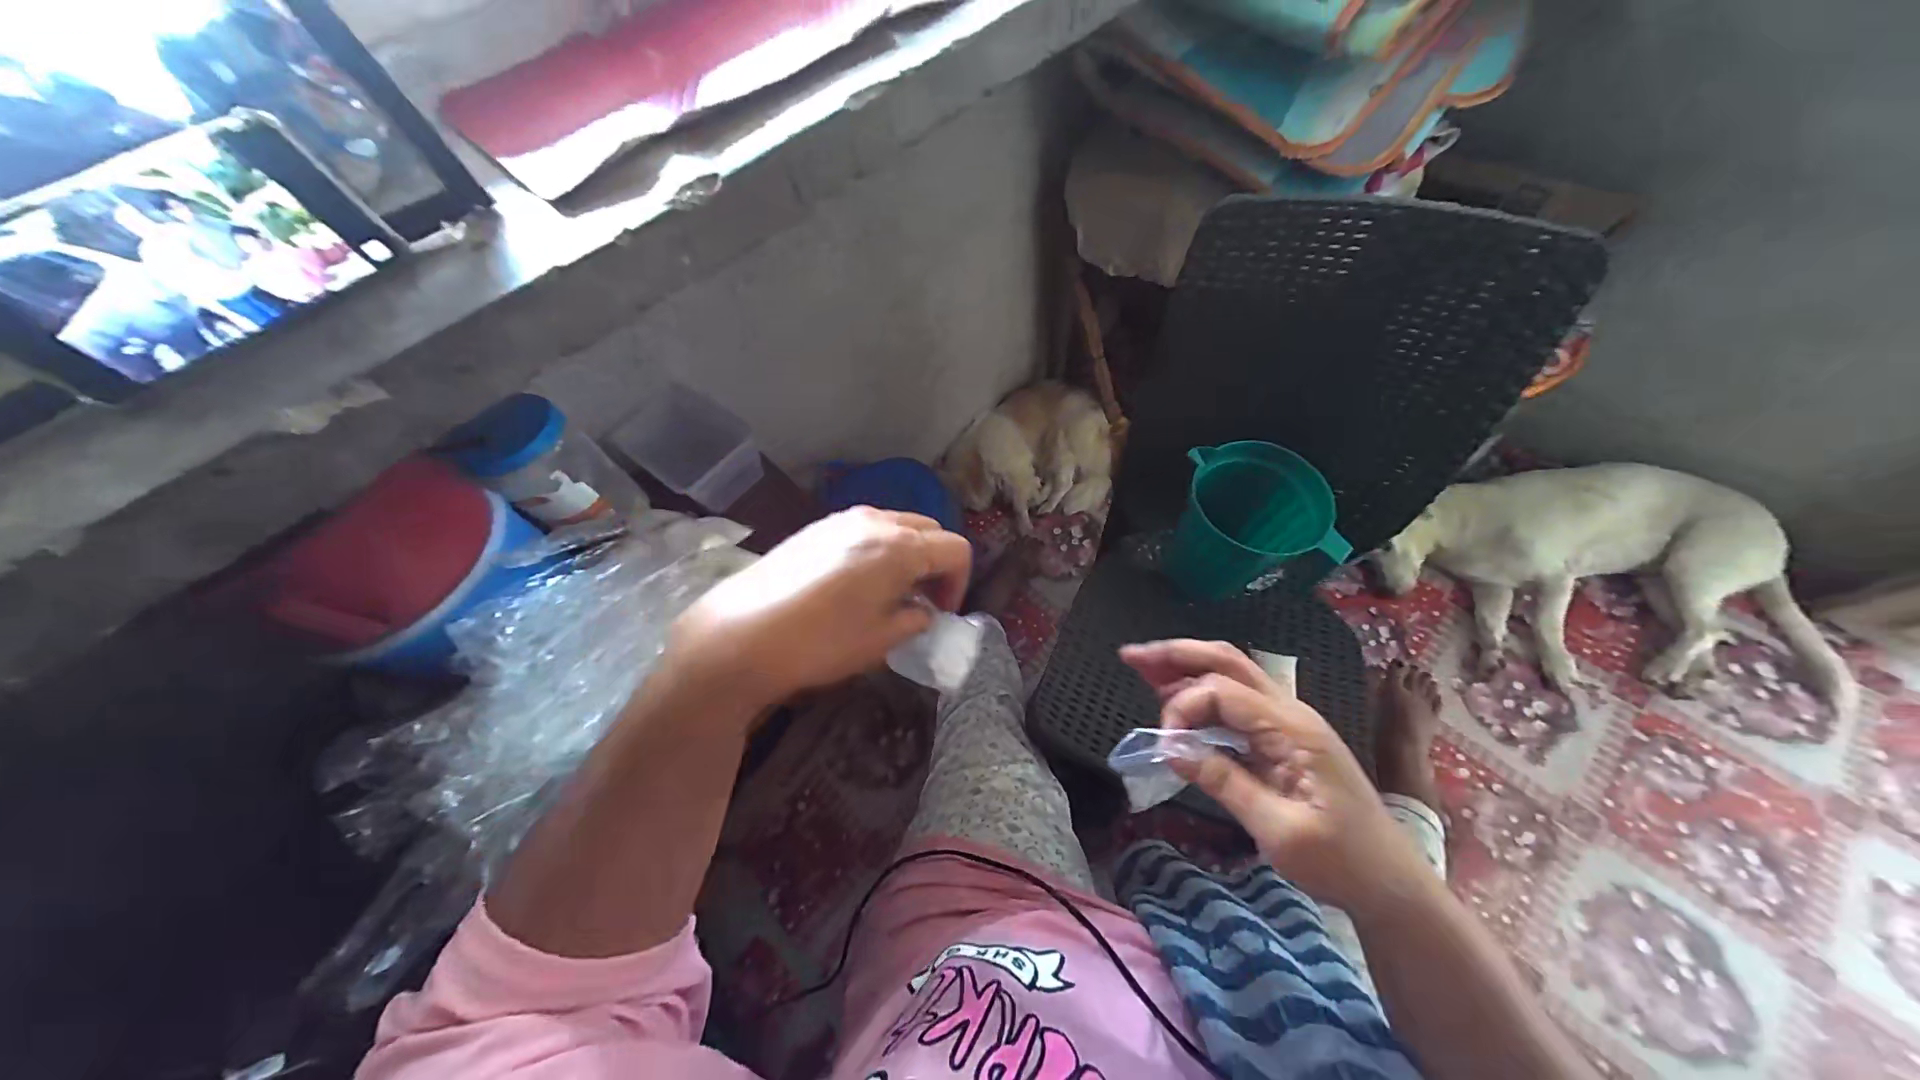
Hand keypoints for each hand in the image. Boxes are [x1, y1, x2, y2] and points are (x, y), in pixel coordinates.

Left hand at [666, 507, 971, 709]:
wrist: (742, 634)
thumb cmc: (821, 642)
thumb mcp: (881, 640)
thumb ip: (915, 619)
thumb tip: (922, 610)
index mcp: (900, 546)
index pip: (955, 549)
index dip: (959, 582)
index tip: (943, 612)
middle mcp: (876, 521)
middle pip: (929, 530)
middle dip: (937, 562)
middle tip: (924, 600)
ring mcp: (842, 520)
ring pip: (896, 525)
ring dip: (907, 553)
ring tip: (891, 591)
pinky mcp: (816, 528)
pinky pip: (864, 529)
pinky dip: (878, 548)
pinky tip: (857, 583)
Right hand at [1119, 640, 1430, 914]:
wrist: (1392, 885)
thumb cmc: (1342, 863)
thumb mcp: (1280, 831)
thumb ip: (1225, 783)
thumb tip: (1171, 748)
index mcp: (1293, 729)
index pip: (1222, 692)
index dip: (1183, 708)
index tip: (1165, 747)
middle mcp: (1291, 713)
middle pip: (1228, 662)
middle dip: (1177, 654)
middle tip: (1131, 655)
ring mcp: (1288, 723)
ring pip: (1232, 675)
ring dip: (1187, 667)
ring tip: (1142, 666)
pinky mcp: (1283, 739)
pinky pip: (1237, 703)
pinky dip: (1202, 694)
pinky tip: (1176, 698)